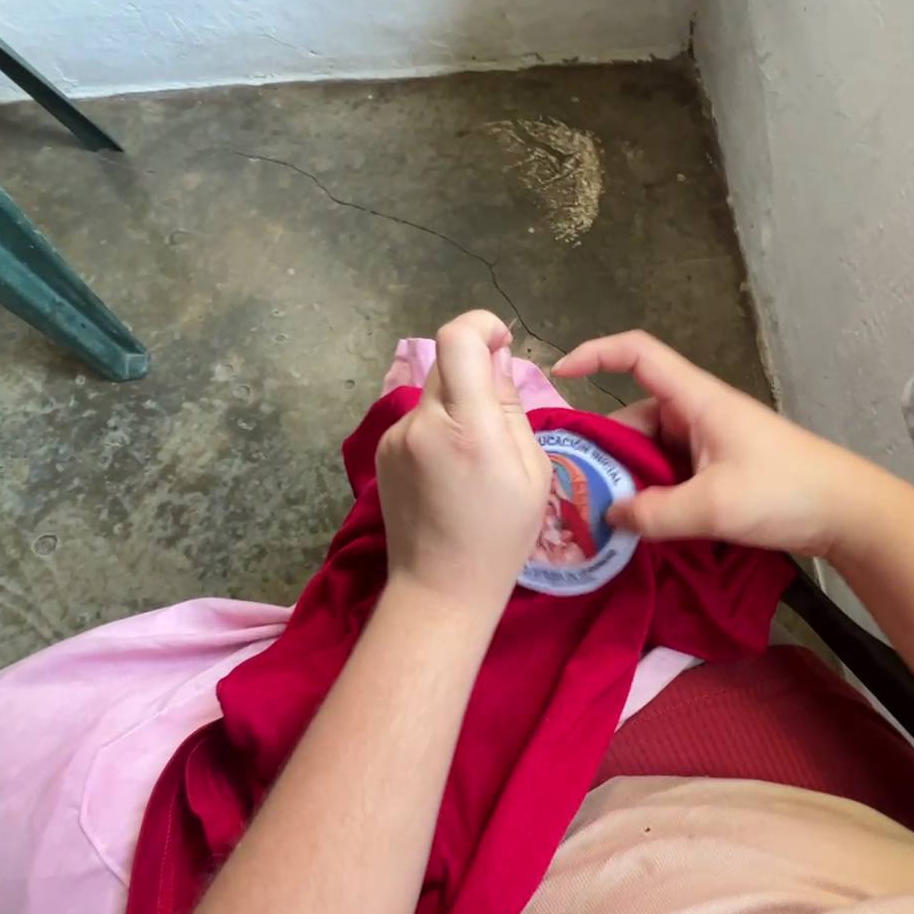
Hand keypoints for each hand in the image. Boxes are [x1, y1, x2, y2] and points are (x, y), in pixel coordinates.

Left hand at [377, 312, 550, 619]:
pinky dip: (437, 429)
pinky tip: (447, 471)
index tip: (501, 343)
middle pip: (446, 362)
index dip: (481, 325)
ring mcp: (394, 437)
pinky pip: (417, 420)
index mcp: (468, 428)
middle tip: (497, 417)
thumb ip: (512, 408)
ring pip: (433, 393)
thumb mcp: (532, 472)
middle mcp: (422, 423)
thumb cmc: (501, 537)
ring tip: (472, 458)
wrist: (439, 588)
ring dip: (456, 406)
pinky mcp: (380, 450)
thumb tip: (496, 360)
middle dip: (476, 372)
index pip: (458, 340)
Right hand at [553, 331, 890, 559]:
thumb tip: (609, 515)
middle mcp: (697, 414)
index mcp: (697, 400)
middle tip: (579, 488)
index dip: (596, 353)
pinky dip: (650, 492)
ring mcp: (707, 443)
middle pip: (634, 415)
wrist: (850, 514)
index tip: (560, 375)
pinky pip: (668, 472)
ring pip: (649, 450)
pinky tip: (640, 522)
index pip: (637, 354)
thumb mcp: (713, 507)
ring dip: (628, 477)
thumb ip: (654, 513)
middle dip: (605, 448)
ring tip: (607, 515)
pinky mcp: (717, 469)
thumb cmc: (786, 492)